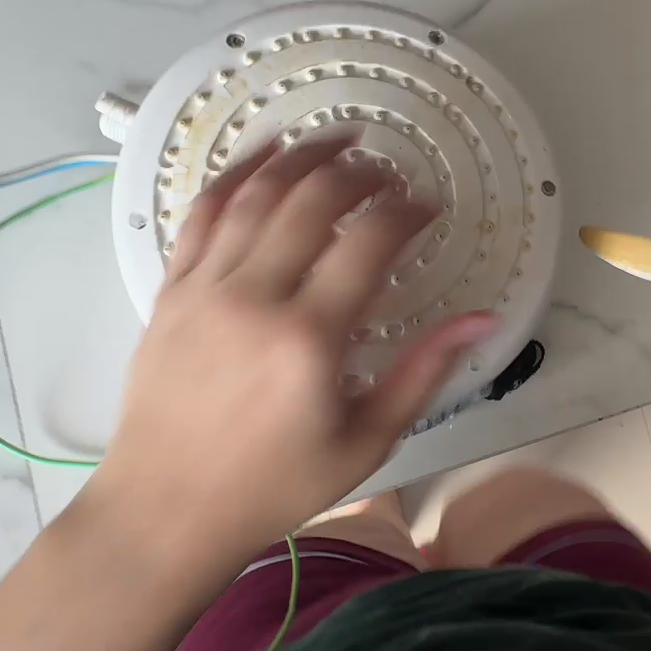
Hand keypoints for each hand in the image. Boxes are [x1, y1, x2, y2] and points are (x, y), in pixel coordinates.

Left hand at [91, 134, 494, 570]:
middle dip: (359, 172)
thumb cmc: (276, 484)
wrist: (166, 511)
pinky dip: (235, 174)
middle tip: (388, 170)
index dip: (406, 209)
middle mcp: (256, 296)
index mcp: (311, 337)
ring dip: (302, 156)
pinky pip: (201, 213)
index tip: (427, 204)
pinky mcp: (171, 290)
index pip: (370, 241)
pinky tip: (263, 154)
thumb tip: (484, 318)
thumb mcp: (367, 439)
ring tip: (338, 139)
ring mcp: (206, 287)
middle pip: (313, 201)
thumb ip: (424, 371)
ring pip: (256, 194)